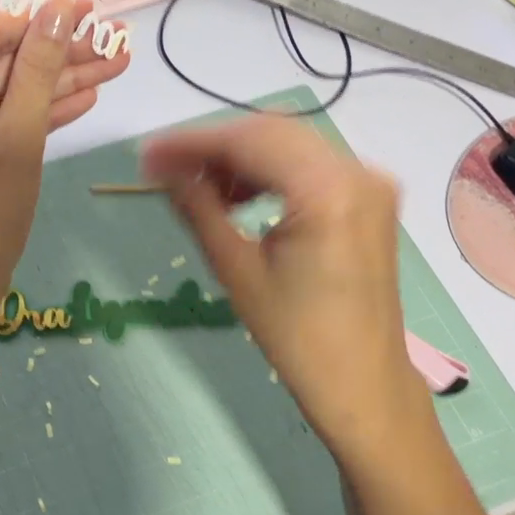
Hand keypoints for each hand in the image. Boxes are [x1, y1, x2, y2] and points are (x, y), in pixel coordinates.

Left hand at [0, 0, 129, 363]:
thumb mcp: (20, 136)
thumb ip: (40, 68)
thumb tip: (59, 7)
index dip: (44, 21)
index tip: (92, 11)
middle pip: (7, 61)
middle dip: (62, 54)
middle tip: (118, 43)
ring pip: (14, 90)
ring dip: (63, 80)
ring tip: (118, 64)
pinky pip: (9, 118)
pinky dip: (45, 110)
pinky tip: (87, 95)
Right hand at [141, 115, 428, 447]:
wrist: (362, 381)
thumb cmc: (296, 336)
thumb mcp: (237, 270)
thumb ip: (199, 208)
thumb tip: (164, 170)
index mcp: (327, 190)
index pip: (249, 141)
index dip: (192, 143)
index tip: (146, 155)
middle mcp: (357, 171)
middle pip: (271, 133)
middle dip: (212, 146)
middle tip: (162, 169)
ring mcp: (368, 182)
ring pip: (289, 144)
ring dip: (239, 158)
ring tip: (196, 190)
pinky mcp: (368, 199)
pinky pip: (309, 165)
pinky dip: (268, 172)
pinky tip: (236, 197)